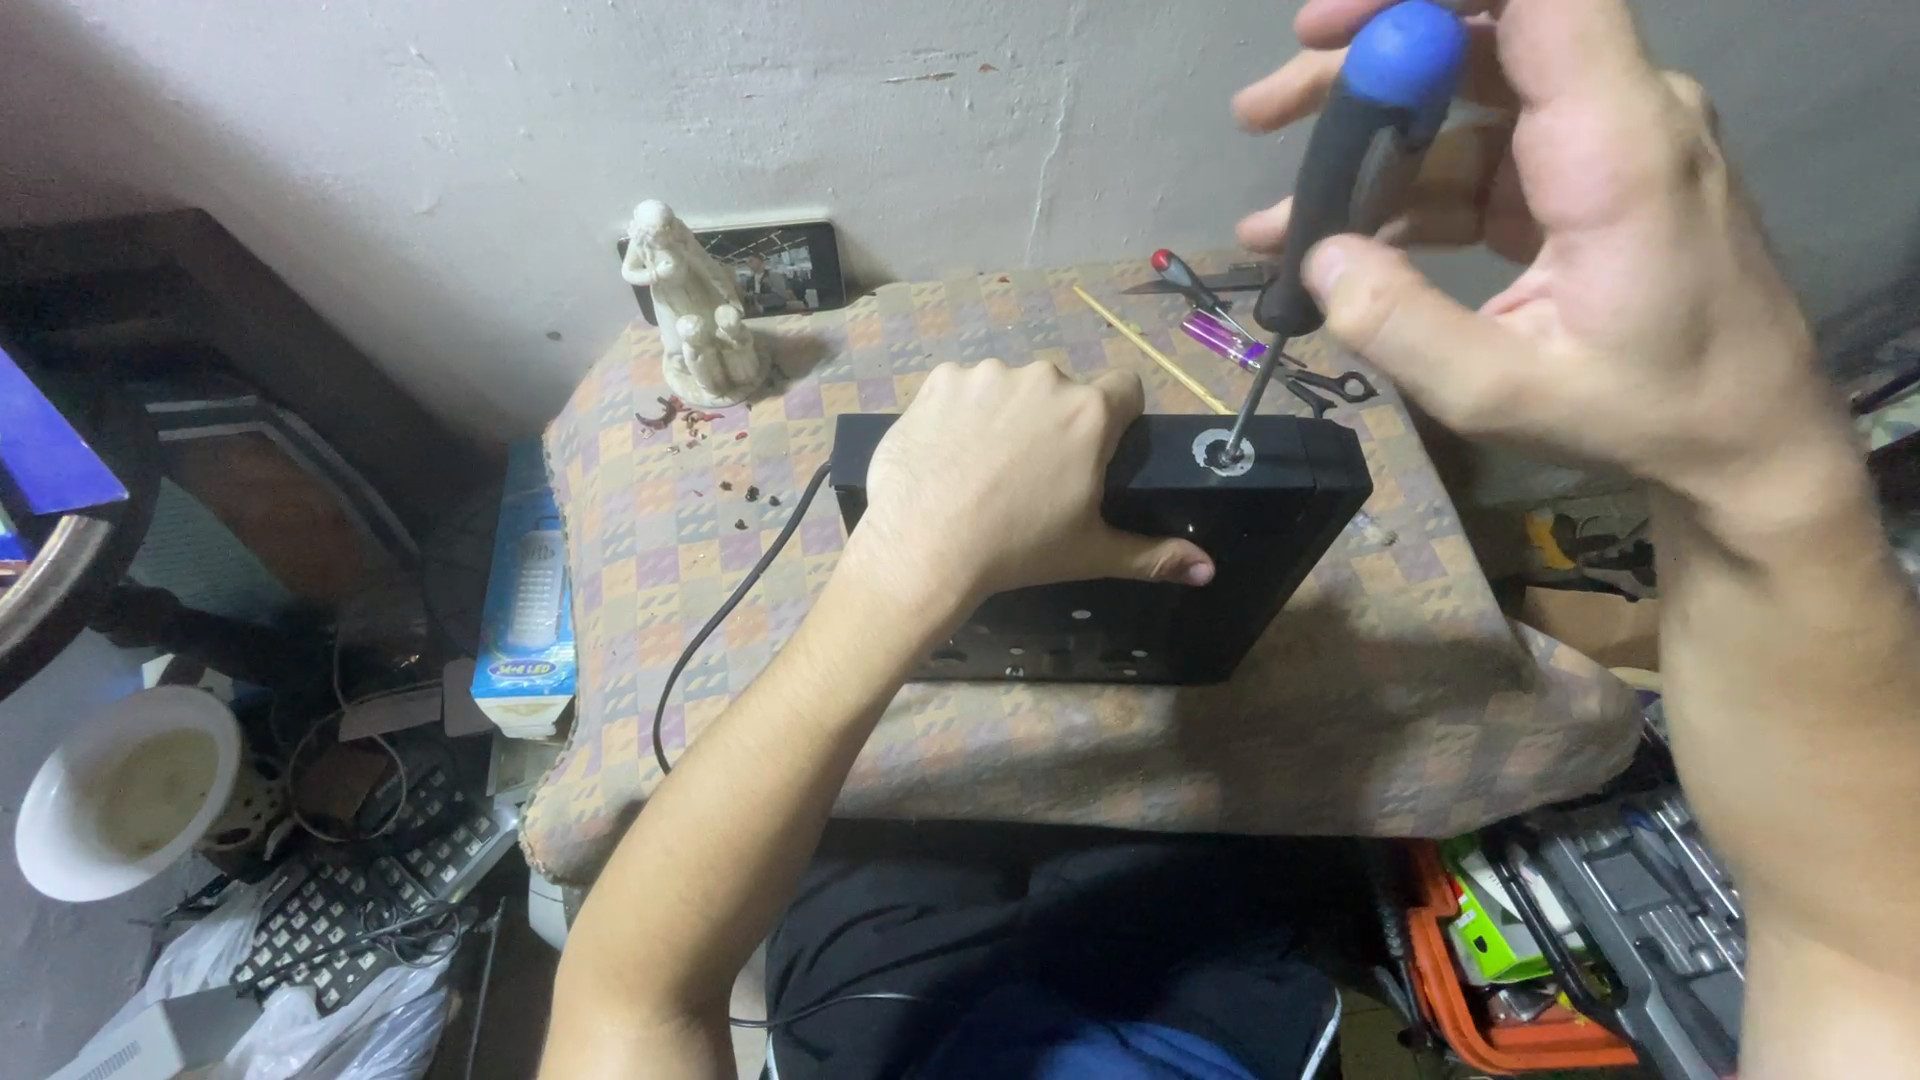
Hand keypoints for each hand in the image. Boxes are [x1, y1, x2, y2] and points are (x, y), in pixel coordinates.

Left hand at [841, 360, 1214, 612]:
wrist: (924, 547)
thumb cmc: (1017, 550)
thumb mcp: (1090, 553)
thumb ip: (1154, 554)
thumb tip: (1208, 569)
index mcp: (1090, 413)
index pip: (1125, 389)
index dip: (1115, 419)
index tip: (1092, 453)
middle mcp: (1045, 378)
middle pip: (1062, 391)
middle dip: (1053, 422)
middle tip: (1028, 474)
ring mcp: (988, 374)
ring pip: (1010, 387)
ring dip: (1005, 414)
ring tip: (981, 467)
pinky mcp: (941, 378)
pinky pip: (963, 387)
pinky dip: (960, 411)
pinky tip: (947, 452)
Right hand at [1234, 0, 1856, 531]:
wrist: (1736, 436)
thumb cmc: (1635, 414)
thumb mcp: (1497, 391)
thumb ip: (1398, 326)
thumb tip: (1315, 256)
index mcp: (1612, 148)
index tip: (1322, 26)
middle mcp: (1611, 119)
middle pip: (1478, 38)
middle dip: (1359, 70)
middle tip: (1259, 113)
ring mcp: (1588, 150)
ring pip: (1458, 106)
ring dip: (1360, 151)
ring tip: (1271, 220)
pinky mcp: (1567, 186)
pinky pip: (1468, 166)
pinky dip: (1393, 200)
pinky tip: (1330, 248)